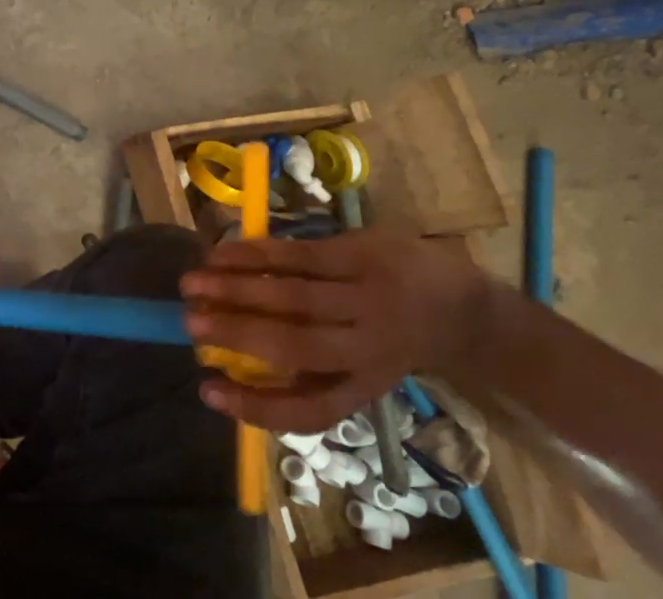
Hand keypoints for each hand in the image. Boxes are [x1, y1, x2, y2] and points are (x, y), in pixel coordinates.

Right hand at [179, 227, 494, 431]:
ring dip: (234, 289)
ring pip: (292, 296)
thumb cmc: (392, 343)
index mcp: (364, 384)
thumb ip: (306, 372)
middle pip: (295, 345)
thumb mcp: (361, 369)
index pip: (309, 409)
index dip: (255, 406)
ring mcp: (369, 298)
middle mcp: (369, 347)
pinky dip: (253, 255)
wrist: (472, 310)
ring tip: (192, 283)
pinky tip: (219, 253)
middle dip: (236, 333)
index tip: (206, 390)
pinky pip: (298, 256)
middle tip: (190, 323)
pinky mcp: (364, 257)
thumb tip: (228, 366)